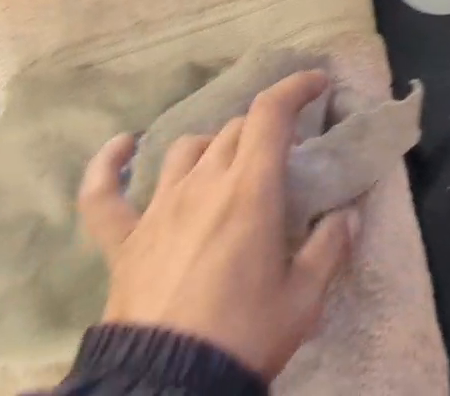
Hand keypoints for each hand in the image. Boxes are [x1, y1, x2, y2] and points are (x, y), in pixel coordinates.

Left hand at [79, 71, 355, 379]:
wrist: (164, 390)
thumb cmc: (244, 336)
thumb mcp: (304, 297)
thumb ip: (329, 248)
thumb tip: (346, 216)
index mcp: (250, 190)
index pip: (271, 113)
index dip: (296, 88)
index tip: (318, 83)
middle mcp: (202, 185)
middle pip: (234, 129)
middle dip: (265, 128)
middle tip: (287, 150)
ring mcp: (157, 211)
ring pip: (186, 150)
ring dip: (215, 144)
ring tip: (232, 160)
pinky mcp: (123, 242)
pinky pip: (103, 194)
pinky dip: (109, 165)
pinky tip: (122, 147)